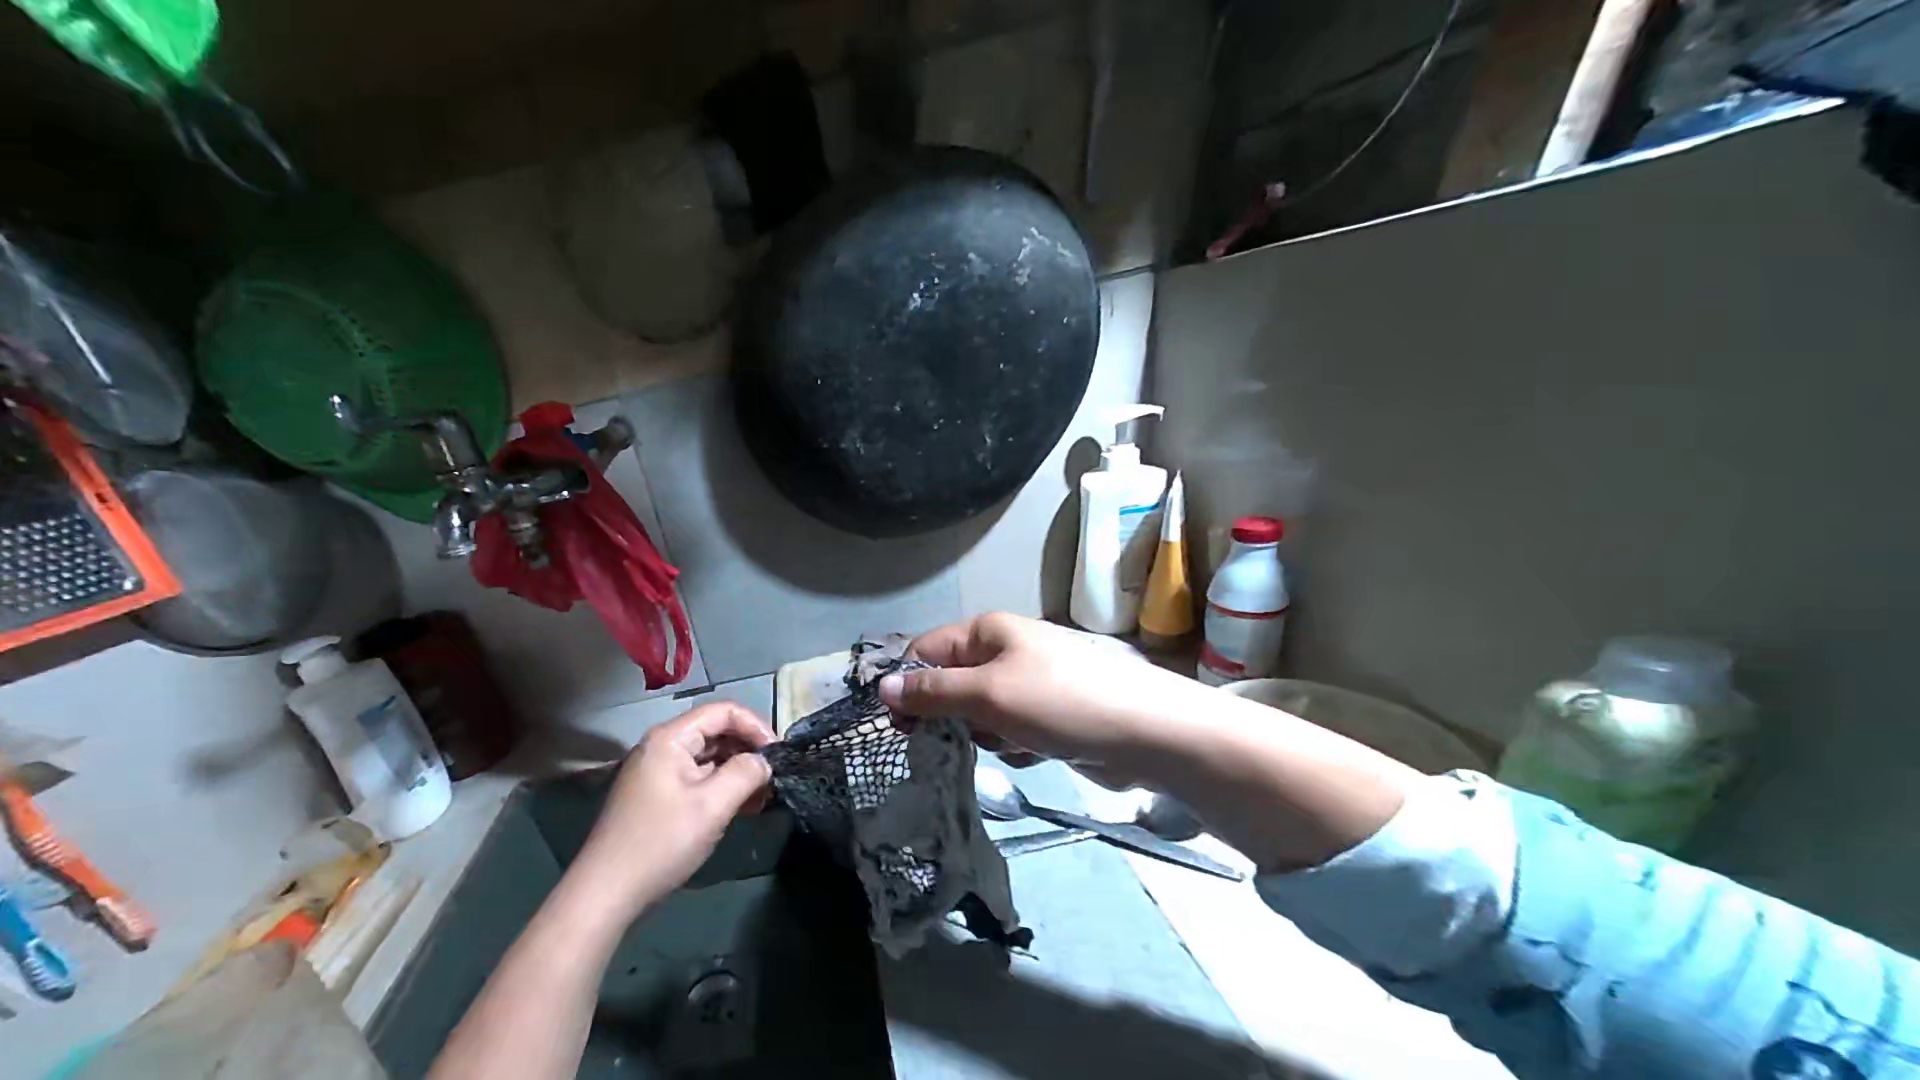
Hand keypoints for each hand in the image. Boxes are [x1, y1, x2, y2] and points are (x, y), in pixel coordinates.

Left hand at [571, 703, 775, 922]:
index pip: (724, 711)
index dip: (756, 726)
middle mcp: (662, 746)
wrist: (606, 894)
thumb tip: (764, 762)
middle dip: (749, 750)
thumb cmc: (661, 843)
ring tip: (762, 796)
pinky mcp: (659, 794)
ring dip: (739, 770)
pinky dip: (723, 785)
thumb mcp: (713, 806)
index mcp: (670, 738)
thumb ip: (746, 773)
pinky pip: (699, 776)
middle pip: (717, 731)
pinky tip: (742, 807)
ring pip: (710, 755)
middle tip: (773, 777)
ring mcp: (658, 770)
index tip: (778, 754)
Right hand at [877, 613, 1203, 783]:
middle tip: (961, 739)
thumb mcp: (988, 694)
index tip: (899, 727)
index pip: (926, 651)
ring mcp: (1029, 683)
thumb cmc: (1059, 703)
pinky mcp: (1048, 714)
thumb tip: (881, 687)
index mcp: (989, 631)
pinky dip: (1015, 744)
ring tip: (1012, 742)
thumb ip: (932, 692)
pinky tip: (1035, 751)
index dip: (907, 685)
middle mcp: (1005, 651)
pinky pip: (1010, 730)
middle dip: (953, 715)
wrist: (1145, 733)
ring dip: (987, 734)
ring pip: (980, 713)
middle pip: (952, 684)